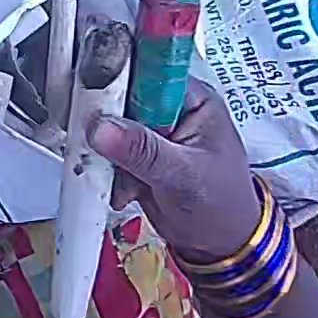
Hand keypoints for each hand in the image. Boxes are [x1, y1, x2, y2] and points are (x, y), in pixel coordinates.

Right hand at [88, 80, 261, 263]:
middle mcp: (168, 106)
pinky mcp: (136, 150)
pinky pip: (109, 146)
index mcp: (192, 97)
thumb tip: (102, 128)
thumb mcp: (185, 175)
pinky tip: (121, 188)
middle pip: (123, 93)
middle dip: (108, 119)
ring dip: (106, 148)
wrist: (219, 248)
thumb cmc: (221, 206)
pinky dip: (107, 166)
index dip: (121, 75)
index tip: (95, 90)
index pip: (150, 69)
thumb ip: (144, 151)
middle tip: (98, 140)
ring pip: (112, 121)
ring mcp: (151, 128)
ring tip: (119, 176)